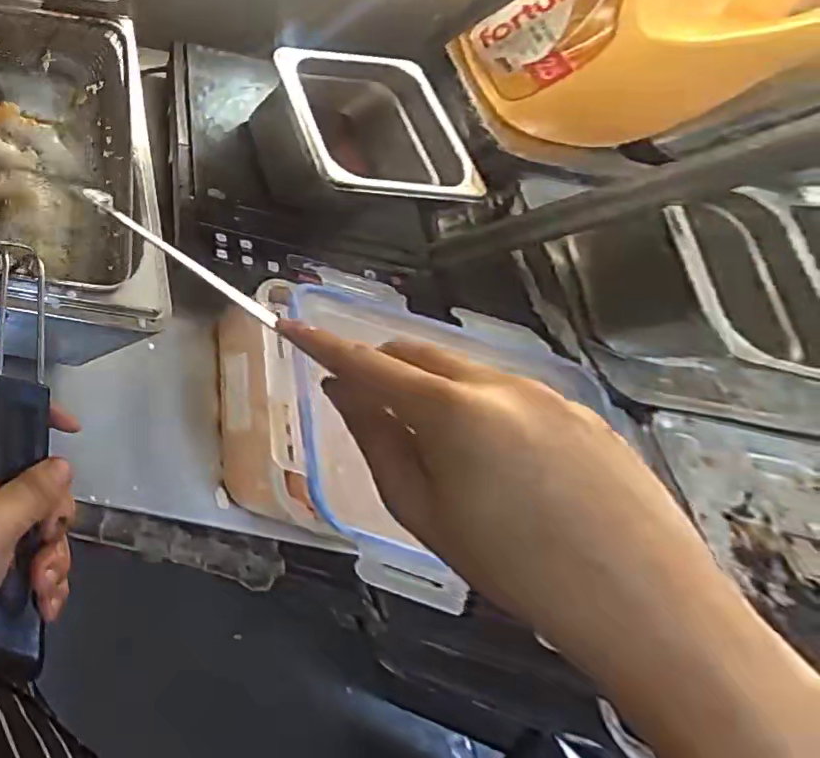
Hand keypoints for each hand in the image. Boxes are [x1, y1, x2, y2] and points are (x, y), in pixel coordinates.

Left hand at [0, 408, 78, 659]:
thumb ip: (33, 489)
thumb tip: (62, 463)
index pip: (4, 416)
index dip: (38, 417)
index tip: (76, 432)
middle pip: (37, 476)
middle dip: (52, 518)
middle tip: (45, 541)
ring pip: (41, 520)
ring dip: (51, 556)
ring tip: (41, 588)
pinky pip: (34, 551)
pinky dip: (44, 576)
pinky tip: (44, 603)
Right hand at [279, 320, 819, 757]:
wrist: (655, 616)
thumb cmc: (511, 565)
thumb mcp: (417, 505)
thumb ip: (373, 435)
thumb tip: (340, 388)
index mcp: (450, 410)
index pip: (364, 361)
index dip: (318, 342)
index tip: (286, 324)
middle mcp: (500, 387)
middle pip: (414, 349)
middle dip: (379, 364)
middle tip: (367, 405)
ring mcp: (551, 398)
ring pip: (461, 368)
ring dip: (429, 385)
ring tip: (440, 444)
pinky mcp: (588, 417)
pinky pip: (507, 390)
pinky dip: (475, 401)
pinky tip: (496, 458)